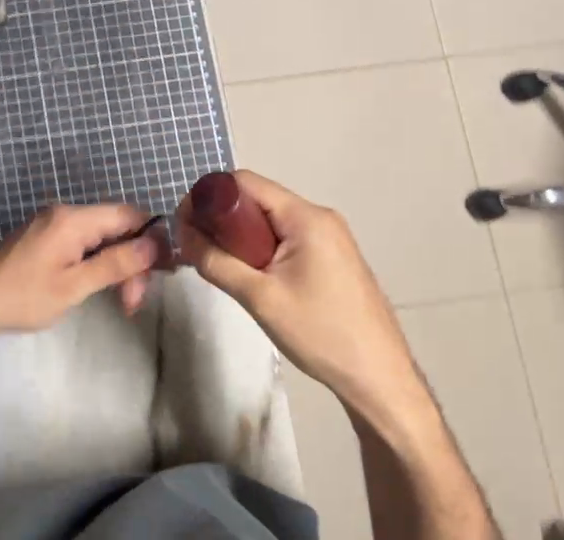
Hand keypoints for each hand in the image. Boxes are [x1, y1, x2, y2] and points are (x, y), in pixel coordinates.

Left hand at [0, 204, 162, 344]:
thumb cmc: (22, 296)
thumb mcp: (74, 285)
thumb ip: (115, 264)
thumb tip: (155, 244)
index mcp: (72, 219)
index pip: (128, 214)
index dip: (153, 239)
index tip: (165, 273)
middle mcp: (64, 213)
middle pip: (116, 227)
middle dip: (133, 261)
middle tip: (133, 302)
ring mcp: (52, 224)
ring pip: (101, 238)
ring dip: (117, 266)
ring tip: (122, 304)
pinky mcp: (45, 238)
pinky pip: (83, 243)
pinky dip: (98, 264)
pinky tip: (102, 288)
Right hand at [176, 171, 427, 426]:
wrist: (380, 381)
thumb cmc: (320, 334)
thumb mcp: (258, 298)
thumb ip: (215, 262)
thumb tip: (182, 235)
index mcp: (306, 218)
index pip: (245, 183)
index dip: (208, 196)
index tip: (185, 223)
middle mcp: (320, 218)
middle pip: (257, 200)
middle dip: (222, 220)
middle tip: (199, 248)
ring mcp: (330, 239)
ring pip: (270, 222)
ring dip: (241, 238)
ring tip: (222, 267)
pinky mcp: (333, 258)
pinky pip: (286, 239)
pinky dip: (261, 249)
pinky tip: (252, 278)